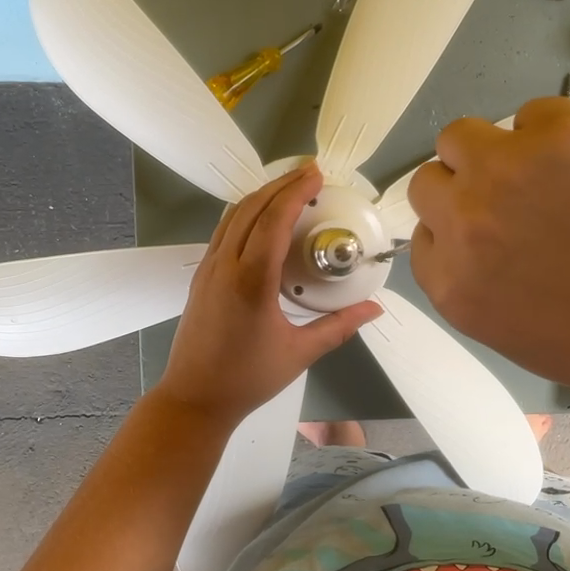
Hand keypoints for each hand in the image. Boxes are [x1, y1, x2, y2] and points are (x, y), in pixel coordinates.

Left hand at [155, 164, 381, 426]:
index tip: (317, 175)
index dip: (296, 192)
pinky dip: (245, 214)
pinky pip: (224, 232)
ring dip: (261, 196)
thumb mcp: (300, 353)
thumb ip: (339, 326)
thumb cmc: (248, 378)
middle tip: (310, 173)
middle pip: (252, 208)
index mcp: (251, 280)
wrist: (194, 398)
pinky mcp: (201, 277)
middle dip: (281, 185)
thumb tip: (375, 308)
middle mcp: (226, 265)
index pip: (274, 220)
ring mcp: (208, 269)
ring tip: (289, 187)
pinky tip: (262, 218)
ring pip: (233, 216)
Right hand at [406, 96, 569, 405]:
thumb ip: (477, 287)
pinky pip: (530, 113)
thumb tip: (473, 242)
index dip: (452, 233)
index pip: (421, 239)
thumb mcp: (521, 337)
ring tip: (541, 171)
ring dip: (489, 151)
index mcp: (455, 288)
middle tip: (512, 200)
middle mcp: (465, 225)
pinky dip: (549, 132)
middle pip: (429, 182)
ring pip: (461, 136)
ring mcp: (508, 171)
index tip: (486, 235)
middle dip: (462, 189)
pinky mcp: (561, 131)